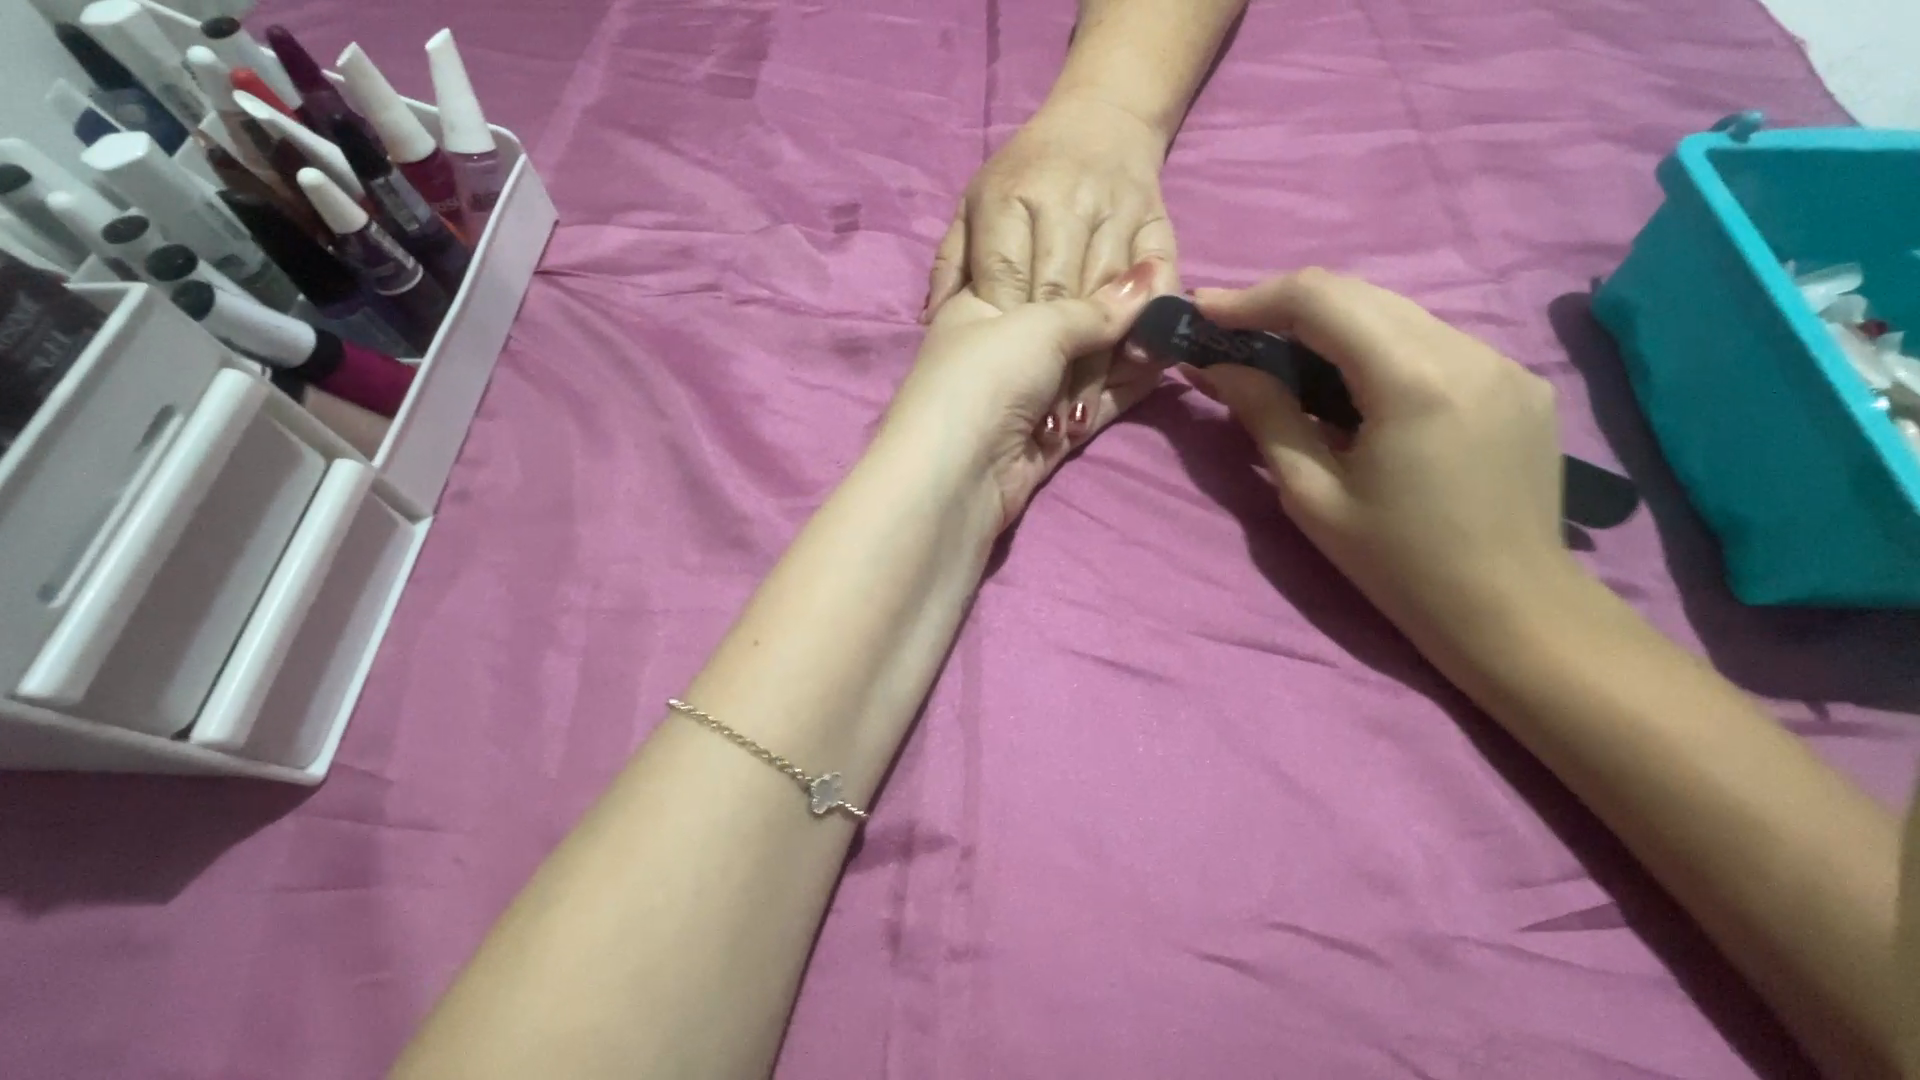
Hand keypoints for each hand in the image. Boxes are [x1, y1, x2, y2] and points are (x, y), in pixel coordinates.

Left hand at [884, 260, 1161, 530]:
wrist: (958, 474)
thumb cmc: (986, 377)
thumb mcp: (1040, 326)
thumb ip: (1097, 307)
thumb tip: (1148, 279)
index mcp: (982, 302)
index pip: (1039, 268)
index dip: (1085, 263)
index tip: (1136, 264)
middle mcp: (1003, 344)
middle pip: (1069, 320)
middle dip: (1110, 317)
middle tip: (1154, 308)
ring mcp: (1026, 392)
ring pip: (1085, 364)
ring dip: (1120, 355)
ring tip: (1163, 337)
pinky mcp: (1048, 434)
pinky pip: (1095, 402)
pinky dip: (1124, 388)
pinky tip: (1160, 366)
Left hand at [924, 95, 1180, 437]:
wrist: (1102, 118)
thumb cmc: (1022, 181)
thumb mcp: (971, 210)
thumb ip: (954, 264)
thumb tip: (930, 318)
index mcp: (1009, 199)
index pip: (1008, 278)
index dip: (1009, 338)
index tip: (1005, 385)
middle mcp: (1065, 202)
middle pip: (1059, 295)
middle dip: (1051, 364)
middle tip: (1044, 421)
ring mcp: (1117, 212)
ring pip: (1106, 301)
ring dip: (1094, 367)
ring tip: (1076, 419)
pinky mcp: (1160, 225)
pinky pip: (1160, 285)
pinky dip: (1149, 330)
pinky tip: (1131, 370)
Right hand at [1189, 270, 1581, 646]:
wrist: (1511, 610)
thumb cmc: (1398, 565)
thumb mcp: (1312, 495)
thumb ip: (1265, 416)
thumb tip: (1215, 366)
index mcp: (1413, 382)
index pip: (1320, 299)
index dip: (1253, 297)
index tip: (1203, 310)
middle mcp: (1466, 351)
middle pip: (1358, 293)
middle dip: (1285, 306)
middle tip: (1233, 334)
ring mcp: (1502, 361)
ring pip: (1397, 312)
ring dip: (1332, 326)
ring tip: (1285, 360)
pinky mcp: (1518, 379)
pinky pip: (1434, 341)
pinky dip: (1379, 348)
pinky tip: (1356, 388)